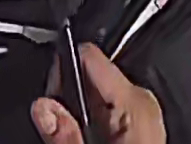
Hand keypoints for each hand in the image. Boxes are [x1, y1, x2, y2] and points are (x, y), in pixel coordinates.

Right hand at [31, 44, 165, 143]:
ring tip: (75, 137)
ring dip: (82, 112)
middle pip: (93, 76)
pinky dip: (96, 123)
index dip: (62, 71)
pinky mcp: (144, 129)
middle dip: (70, 97)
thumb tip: (43, 105)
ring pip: (101, 95)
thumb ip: (64, 137)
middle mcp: (146, 103)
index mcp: (136, 103)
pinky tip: (90, 139)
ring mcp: (148, 117)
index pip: (89, 55)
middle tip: (59, 126)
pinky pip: (112, 112)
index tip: (49, 98)